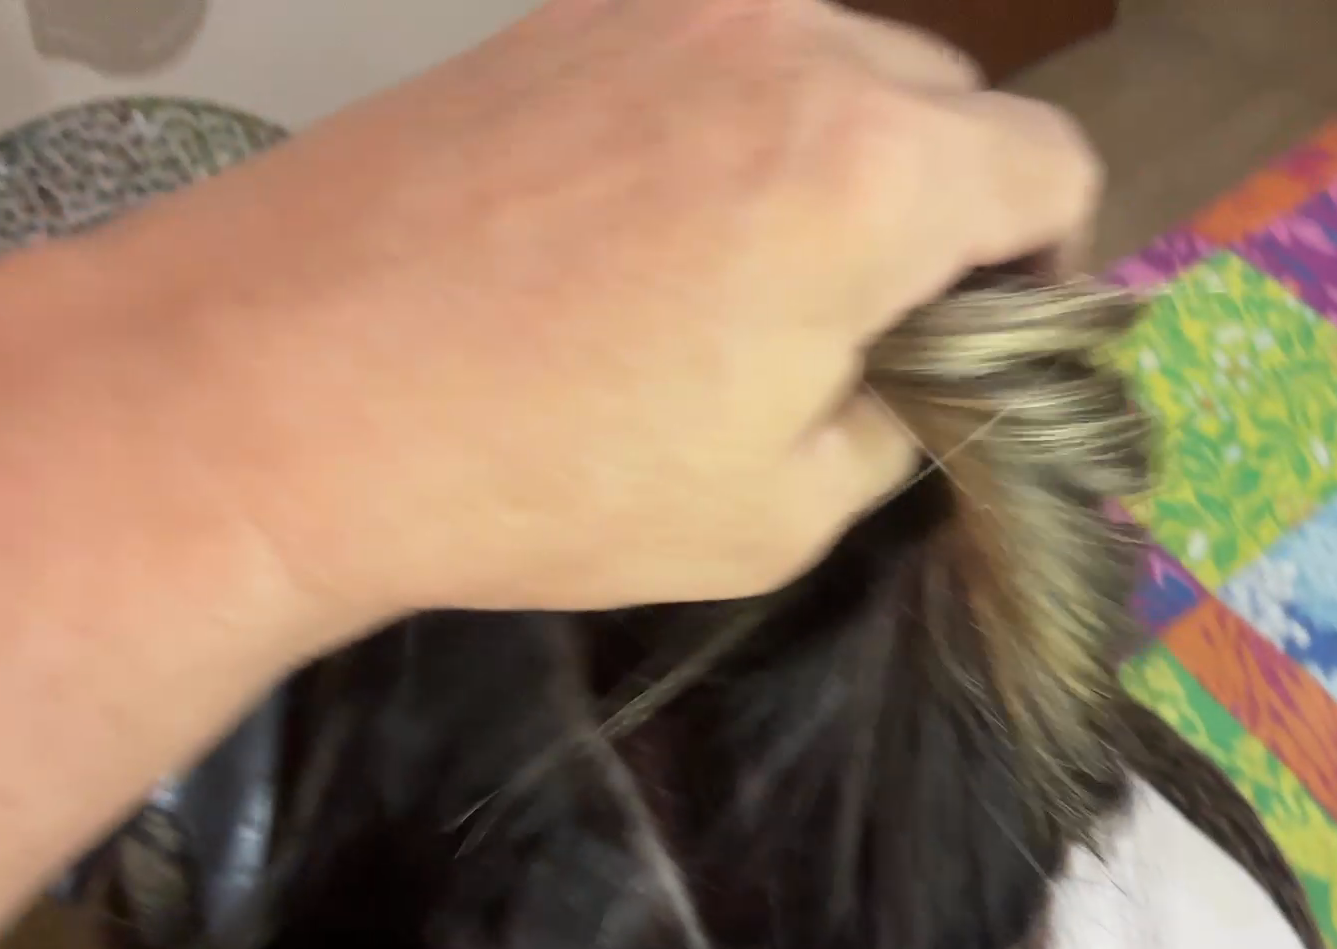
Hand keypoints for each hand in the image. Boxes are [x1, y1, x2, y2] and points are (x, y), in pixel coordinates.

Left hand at [69, 0, 1101, 613]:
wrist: (284, 399)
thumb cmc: (559, 483)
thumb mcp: (784, 510)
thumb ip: (898, 424)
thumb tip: (920, 376)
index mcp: (869, 174)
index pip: (1053, 169)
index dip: (1048, 261)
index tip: (988, 334)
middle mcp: (792, 44)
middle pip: (956, 114)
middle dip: (949, 220)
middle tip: (866, 325)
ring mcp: (677, 5)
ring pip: (851, 74)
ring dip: (854, 174)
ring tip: (763, 282)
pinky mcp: (583, 12)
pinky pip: (741, 62)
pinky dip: (759, 138)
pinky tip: (677, 229)